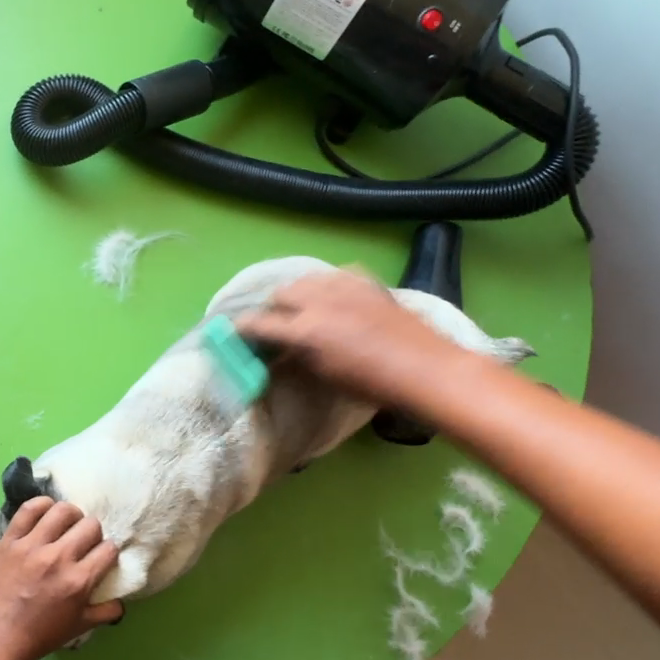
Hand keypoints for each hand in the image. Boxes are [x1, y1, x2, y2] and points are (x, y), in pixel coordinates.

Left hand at [0, 498, 122, 659]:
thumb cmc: (38, 637)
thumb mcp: (79, 628)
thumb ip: (105, 613)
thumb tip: (122, 601)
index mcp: (79, 581)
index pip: (108, 549)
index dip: (108, 552)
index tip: (100, 556)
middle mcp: (58, 558)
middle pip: (90, 525)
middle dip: (92, 532)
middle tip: (82, 542)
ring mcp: (32, 547)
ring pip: (62, 511)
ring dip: (70, 515)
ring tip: (65, 525)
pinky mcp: (9, 541)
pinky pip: (28, 509)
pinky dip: (41, 505)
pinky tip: (45, 512)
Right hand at [235, 267, 468, 406]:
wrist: (424, 369)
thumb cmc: (371, 384)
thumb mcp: (323, 376)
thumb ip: (295, 359)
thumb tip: (277, 353)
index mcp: (304, 330)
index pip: (258, 323)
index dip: (242, 328)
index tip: (235, 333)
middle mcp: (319, 301)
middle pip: (280, 293)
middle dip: (272, 308)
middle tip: (275, 325)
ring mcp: (344, 287)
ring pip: (306, 279)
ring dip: (297, 293)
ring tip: (302, 308)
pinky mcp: (367, 282)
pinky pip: (336, 275)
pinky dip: (327, 285)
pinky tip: (333, 298)